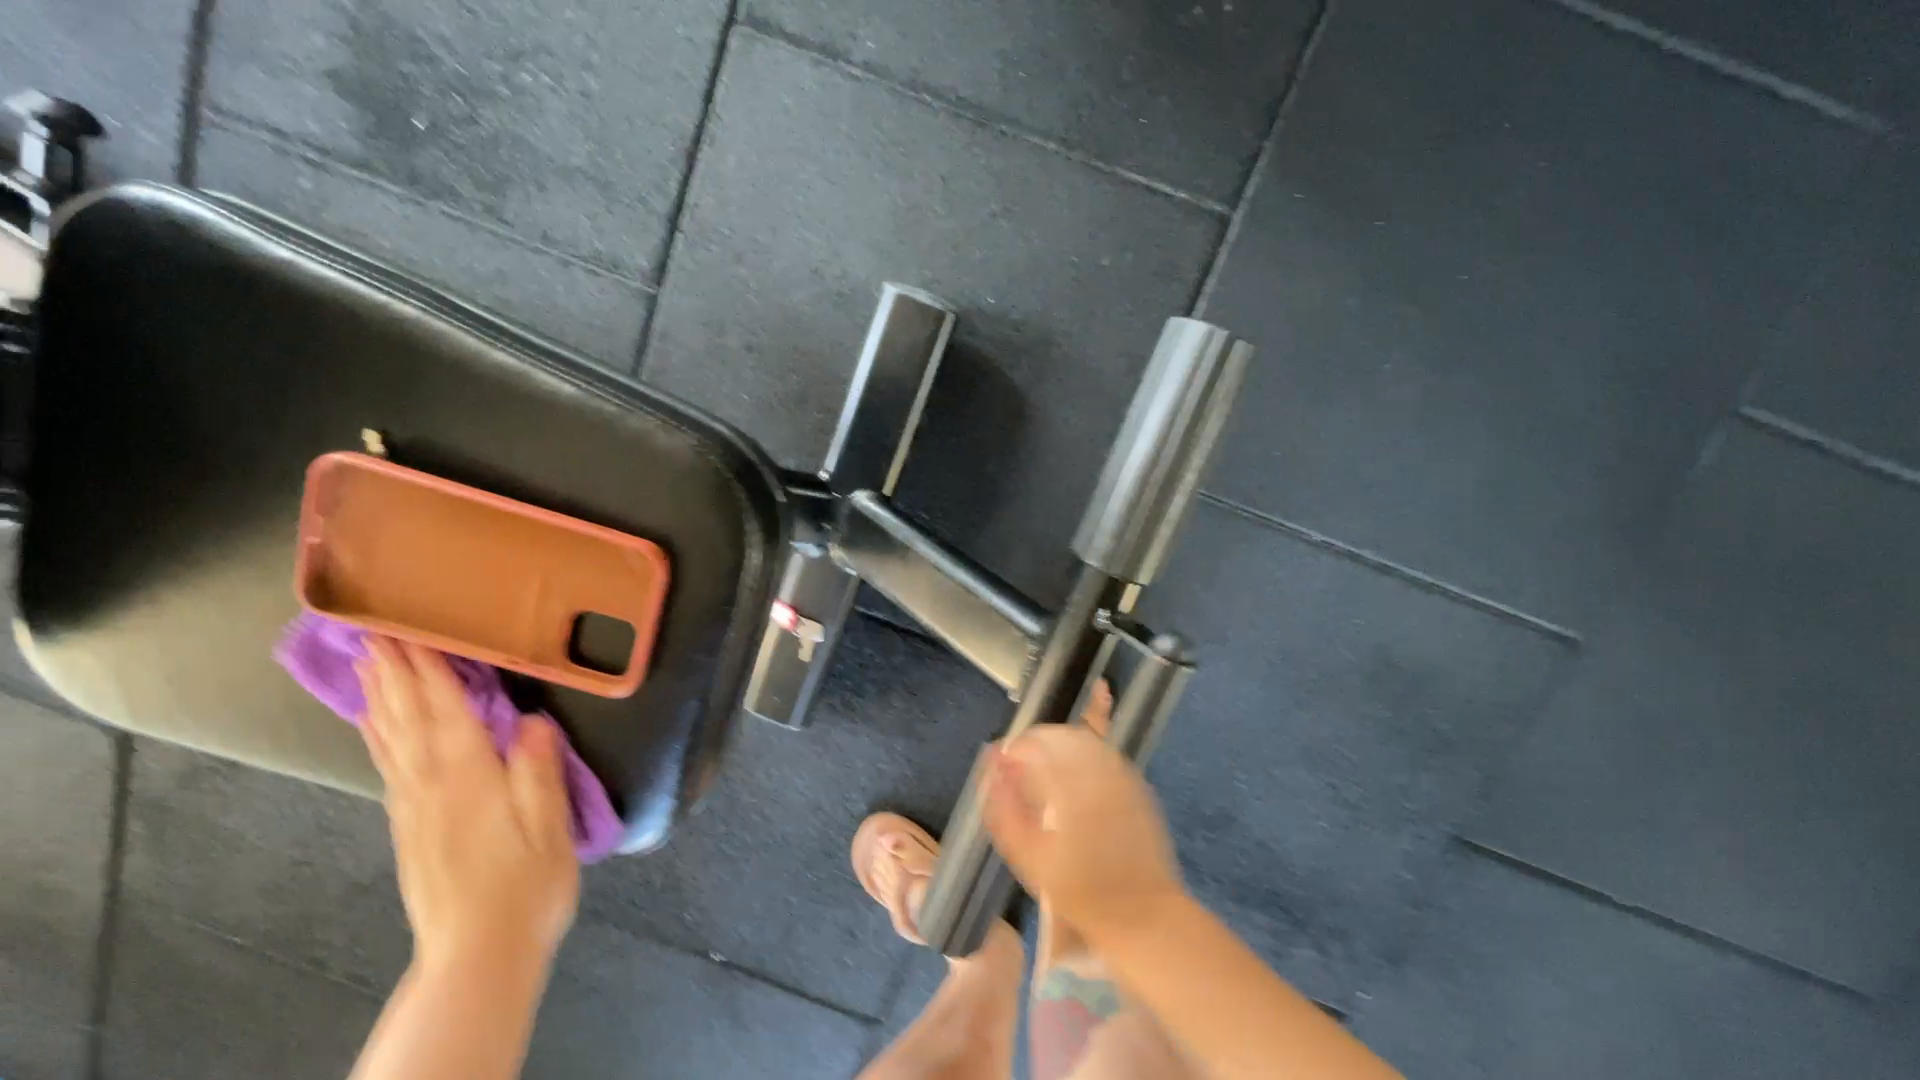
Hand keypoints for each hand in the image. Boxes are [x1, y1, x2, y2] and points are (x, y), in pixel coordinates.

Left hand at [357, 637, 579, 972]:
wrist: (478, 952)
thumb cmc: (526, 886)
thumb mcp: (549, 826)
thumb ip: (538, 771)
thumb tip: (533, 720)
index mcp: (469, 774)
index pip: (444, 707)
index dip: (426, 665)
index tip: (406, 626)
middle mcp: (431, 781)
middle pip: (408, 714)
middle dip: (393, 668)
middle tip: (372, 626)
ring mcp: (413, 804)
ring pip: (392, 736)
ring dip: (379, 694)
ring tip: (366, 659)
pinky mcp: (408, 825)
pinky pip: (388, 763)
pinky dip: (377, 734)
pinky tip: (374, 723)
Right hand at [980, 723, 1184, 941]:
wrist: (1142, 914)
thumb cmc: (1079, 892)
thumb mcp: (1028, 856)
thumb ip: (1003, 806)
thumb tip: (992, 764)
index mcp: (1070, 783)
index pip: (1033, 743)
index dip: (1013, 750)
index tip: (1002, 768)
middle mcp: (1099, 769)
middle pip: (1059, 735)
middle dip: (1035, 745)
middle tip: (1020, 771)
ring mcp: (1124, 775)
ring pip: (1084, 741)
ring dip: (1059, 748)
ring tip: (1045, 776)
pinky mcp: (1139, 786)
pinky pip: (1104, 756)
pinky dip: (1083, 759)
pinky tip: (1075, 785)